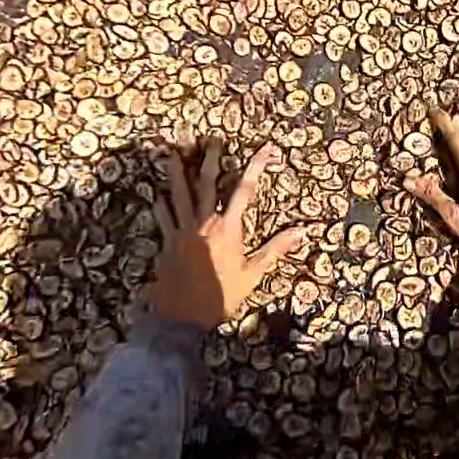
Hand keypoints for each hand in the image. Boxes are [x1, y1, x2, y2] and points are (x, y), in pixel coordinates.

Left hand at [154, 141, 309, 329]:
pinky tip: (156, 194)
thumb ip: (275, 249)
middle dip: (210, 159)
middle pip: (206, 183)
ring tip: (171, 154)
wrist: (184, 318)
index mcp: (228, 228)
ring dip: (176, 173)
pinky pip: (162, 218)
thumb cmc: (222, 296)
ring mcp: (182, 231)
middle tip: (212, 140)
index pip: (245, 189)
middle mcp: (204, 223)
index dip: (257, 166)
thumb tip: (302, 231)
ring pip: (179, 195)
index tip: (267, 148)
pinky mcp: (167, 242)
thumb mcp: (253, 273)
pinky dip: (160, 205)